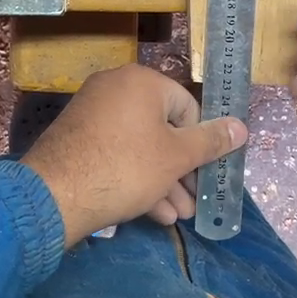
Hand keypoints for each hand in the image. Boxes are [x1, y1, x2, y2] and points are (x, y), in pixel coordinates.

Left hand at [20, 65, 248, 247]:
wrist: (55, 195)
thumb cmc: (126, 168)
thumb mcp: (177, 157)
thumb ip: (211, 141)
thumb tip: (241, 126)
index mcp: (142, 81)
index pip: (187, 107)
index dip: (201, 143)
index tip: (206, 172)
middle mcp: (115, 88)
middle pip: (162, 130)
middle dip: (181, 171)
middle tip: (193, 202)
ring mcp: (92, 113)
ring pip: (139, 147)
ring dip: (162, 182)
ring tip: (177, 216)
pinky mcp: (77, 139)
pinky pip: (116, 153)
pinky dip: (135, 178)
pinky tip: (152, 213)